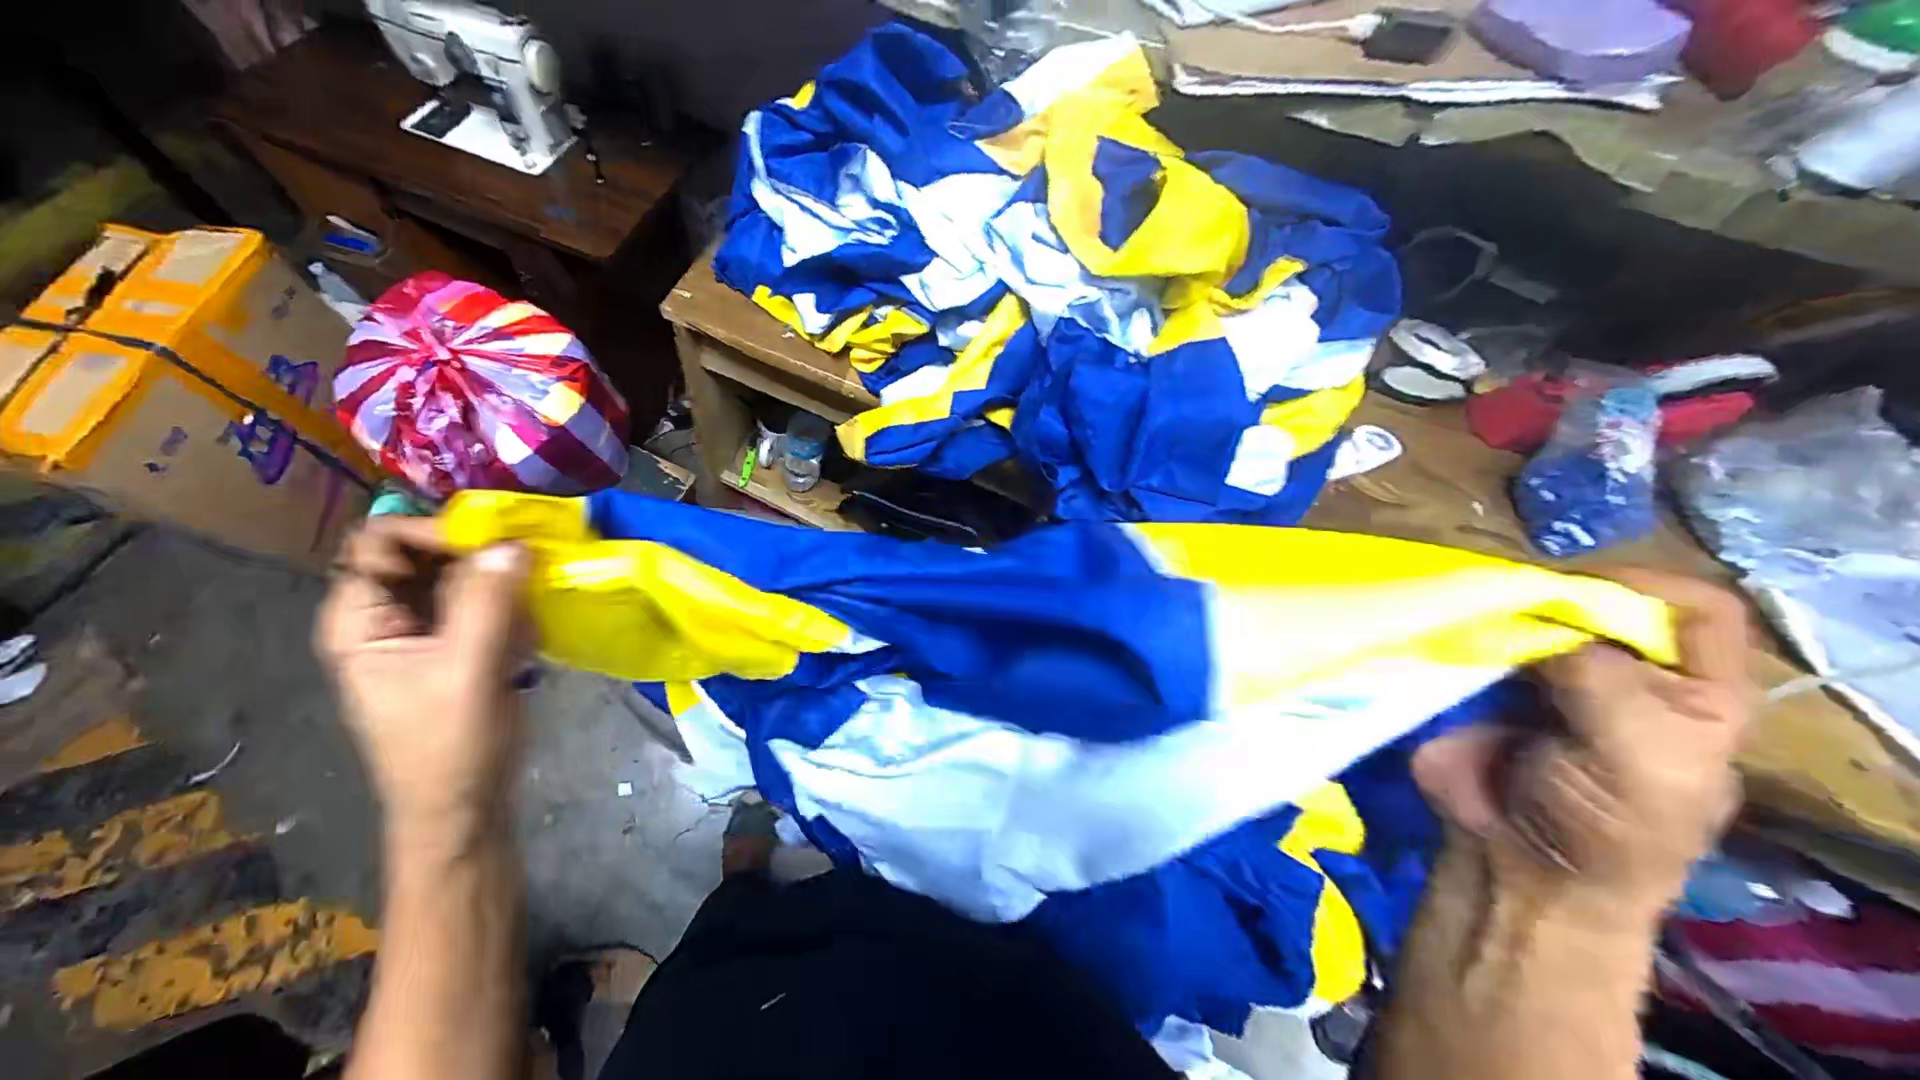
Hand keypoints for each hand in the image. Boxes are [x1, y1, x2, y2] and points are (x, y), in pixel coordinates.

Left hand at [316, 518, 530, 841]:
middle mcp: (387, 617)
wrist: (465, 808)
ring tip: (538, 588)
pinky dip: (510, 599)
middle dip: (477, 549)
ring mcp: (425, 632)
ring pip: (459, 575)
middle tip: (531, 555)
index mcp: (360, 621)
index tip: (495, 542)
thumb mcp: (469, 672)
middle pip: (424, 553)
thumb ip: (488, 604)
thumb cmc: (451, 746)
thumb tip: (515, 542)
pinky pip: (483, 602)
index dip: (433, 532)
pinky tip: (534, 618)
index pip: (382, 543)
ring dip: (500, 575)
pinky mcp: (460, 646)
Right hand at [1412, 570, 1753, 916]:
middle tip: (1506, 602)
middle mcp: (1621, 671)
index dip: (1648, 588)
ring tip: (1463, 611)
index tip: (1583, 595)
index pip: (1696, 609)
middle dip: (1556, 596)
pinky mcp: (1481, 682)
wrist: (1512, 866)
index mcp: (1691, 691)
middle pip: (1600, 603)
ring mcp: (1545, 674)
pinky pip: (1475, 641)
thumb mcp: (1637, 758)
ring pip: (1530, 615)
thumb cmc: (1606, 827)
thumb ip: (1599, 676)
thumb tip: (1532, 611)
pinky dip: (1457, 629)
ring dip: (1498, 609)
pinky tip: (1438, 629)